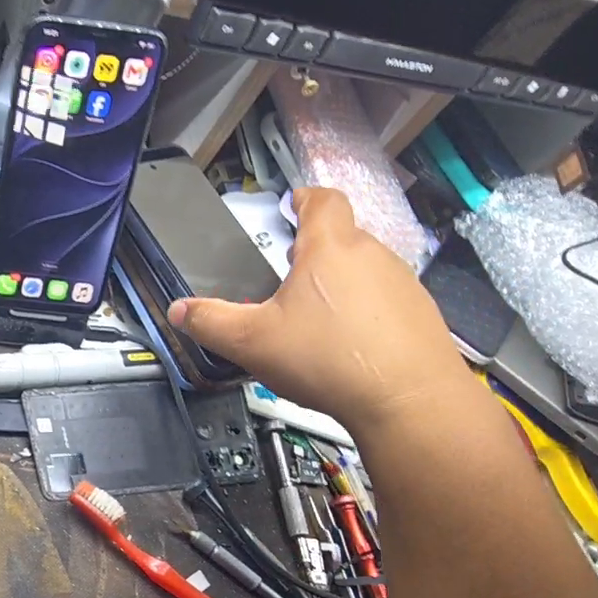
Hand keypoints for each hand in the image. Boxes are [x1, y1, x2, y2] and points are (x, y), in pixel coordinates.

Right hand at [167, 186, 475, 432]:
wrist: (405, 398)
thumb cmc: (327, 360)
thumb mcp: (251, 343)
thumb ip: (211, 322)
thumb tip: (179, 310)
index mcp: (329, 250)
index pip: (322, 201)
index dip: (305, 199)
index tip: (293, 204)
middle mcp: (371, 255)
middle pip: (341, 236)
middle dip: (314, 250)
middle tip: (288, 272)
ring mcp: (401, 283)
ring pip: (363, 268)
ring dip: (337, 282)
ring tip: (312, 315)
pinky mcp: (418, 313)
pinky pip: (383, 300)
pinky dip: (361, 311)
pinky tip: (344, 343)